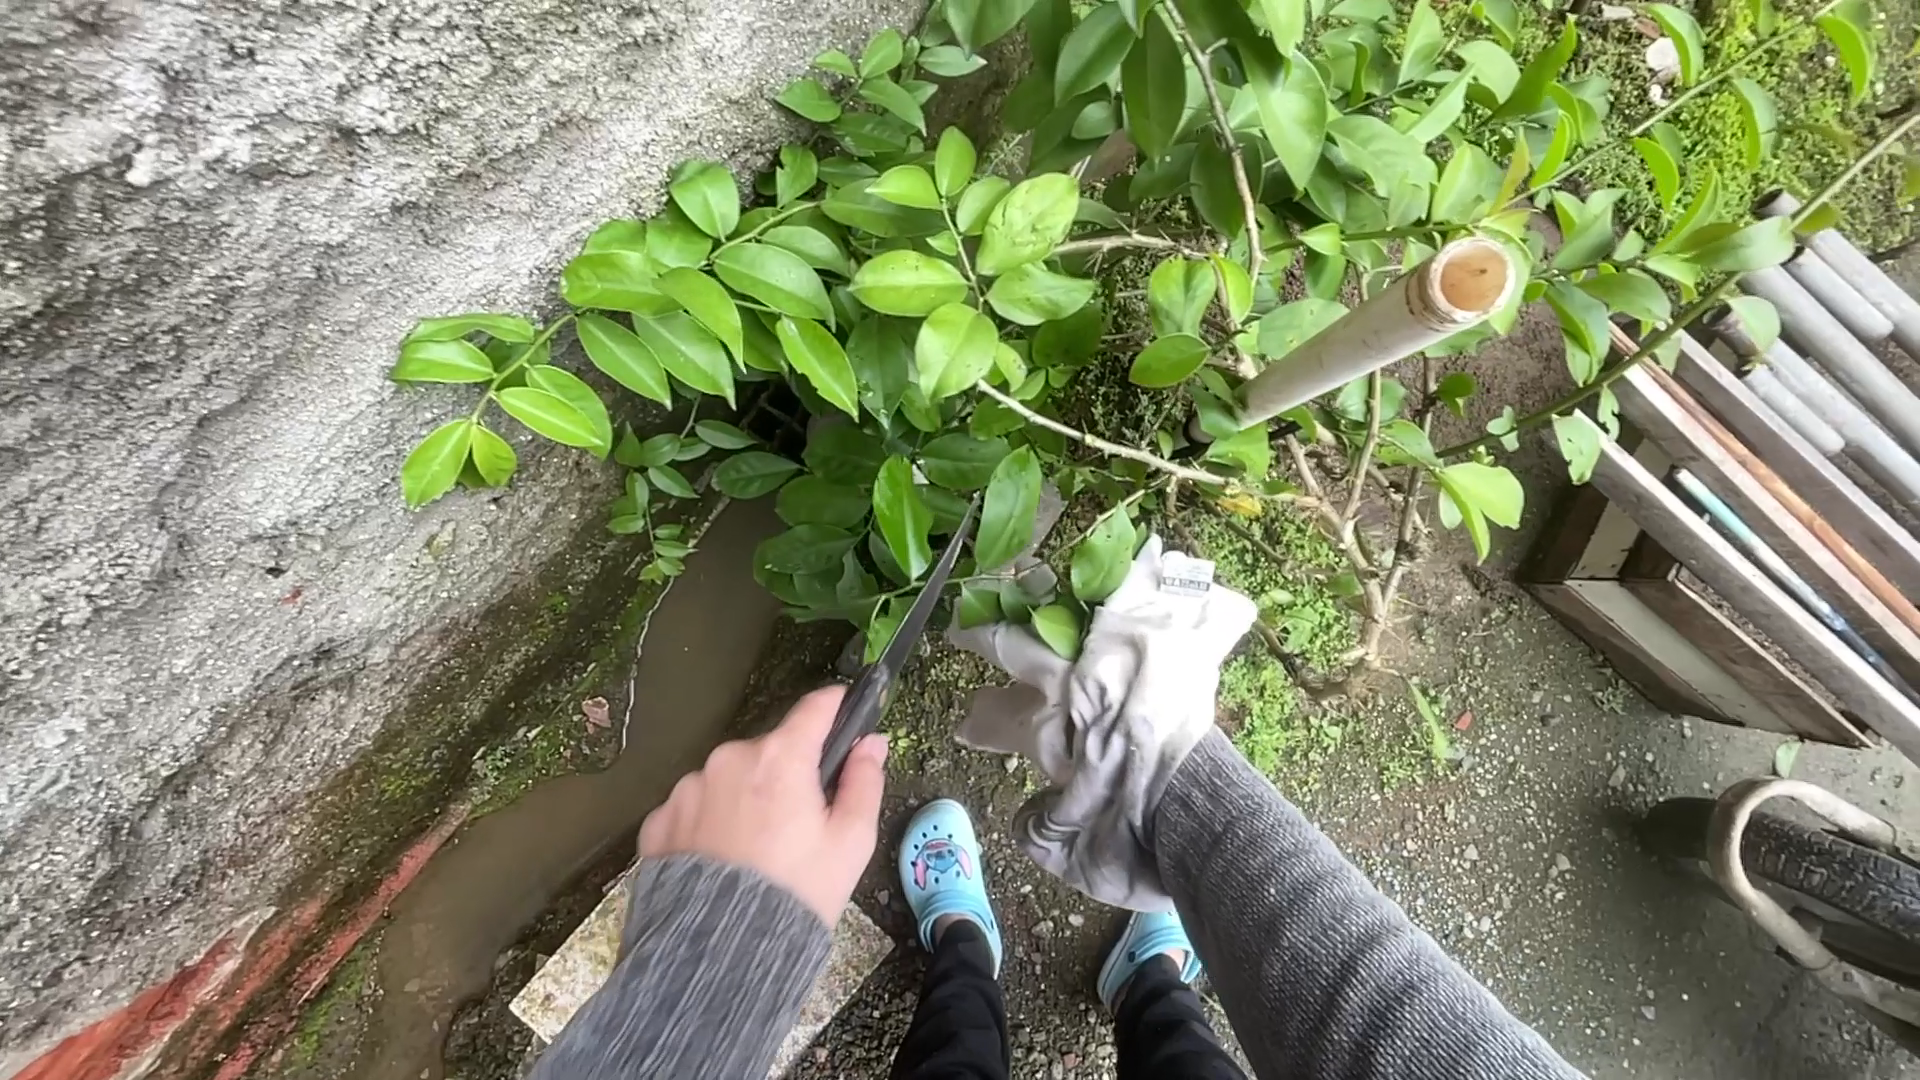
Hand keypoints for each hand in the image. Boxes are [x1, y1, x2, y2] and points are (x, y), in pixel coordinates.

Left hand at [637, 686, 887, 925]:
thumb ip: (865, 781)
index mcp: (781, 757)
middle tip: (799, 821)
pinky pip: (694, 807)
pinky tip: (720, 861)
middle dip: (788, 772)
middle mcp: (730, 759)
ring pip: (730, 778)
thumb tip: (872, 742)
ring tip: (753, 850)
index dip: (834, 705)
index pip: (814, 708)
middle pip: (771, 750)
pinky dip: (710, 822)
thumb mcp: (851, 841)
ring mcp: (688, 788)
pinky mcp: (657, 820)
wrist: (715, 960)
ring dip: (746, 796)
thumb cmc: (797, 893)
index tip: (844, 709)